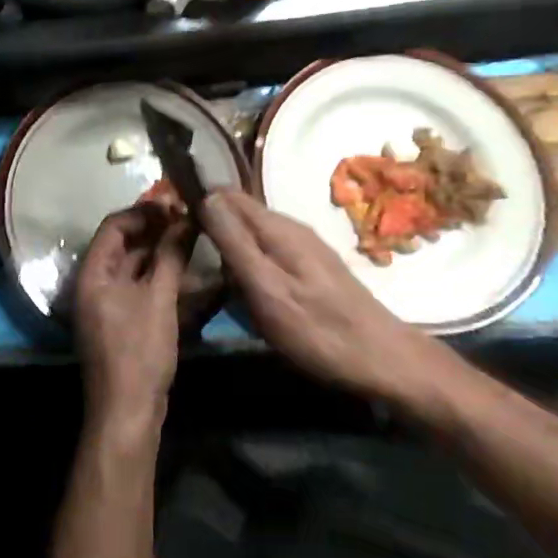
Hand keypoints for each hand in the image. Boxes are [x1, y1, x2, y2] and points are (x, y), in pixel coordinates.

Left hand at [73, 206, 190, 433]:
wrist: (128, 412)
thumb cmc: (139, 350)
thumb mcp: (158, 299)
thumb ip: (170, 256)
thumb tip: (185, 219)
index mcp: (93, 273)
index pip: (113, 226)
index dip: (143, 212)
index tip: (175, 205)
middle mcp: (95, 283)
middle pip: (123, 245)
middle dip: (154, 230)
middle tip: (188, 219)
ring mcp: (108, 304)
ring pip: (134, 266)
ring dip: (160, 252)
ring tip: (192, 239)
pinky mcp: (122, 321)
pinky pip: (139, 287)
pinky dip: (159, 276)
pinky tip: (186, 272)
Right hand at [199, 189, 452, 403]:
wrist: (386, 362)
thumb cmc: (319, 331)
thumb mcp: (267, 290)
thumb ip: (235, 243)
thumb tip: (206, 196)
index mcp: (277, 228)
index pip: (226, 194)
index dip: (197, 199)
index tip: (170, 221)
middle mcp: (290, 227)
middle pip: (238, 211)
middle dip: (209, 221)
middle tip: (180, 249)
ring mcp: (304, 246)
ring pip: (252, 231)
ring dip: (226, 241)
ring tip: (203, 267)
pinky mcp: (311, 266)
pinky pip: (266, 249)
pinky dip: (245, 258)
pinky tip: (239, 282)